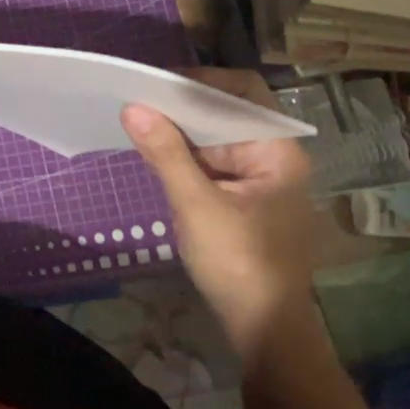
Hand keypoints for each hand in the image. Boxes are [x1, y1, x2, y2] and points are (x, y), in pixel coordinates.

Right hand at [119, 69, 314, 355]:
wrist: (264, 327)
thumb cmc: (239, 262)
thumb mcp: (196, 204)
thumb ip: (165, 153)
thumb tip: (132, 107)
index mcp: (277, 150)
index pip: (242, 92)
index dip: (200, 81)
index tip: (155, 82)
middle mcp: (271, 156)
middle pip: (226, 112)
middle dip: (182, 104)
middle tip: (136, 98)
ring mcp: (255, 178)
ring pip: (213, 137)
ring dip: (178, 129)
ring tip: (136, 119)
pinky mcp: (238, 197)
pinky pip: (208, 161)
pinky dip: (181, 152)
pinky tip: (151, 150)